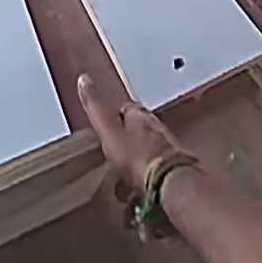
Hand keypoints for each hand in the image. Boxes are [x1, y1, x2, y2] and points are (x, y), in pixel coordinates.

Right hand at [77, 73, 194, 189]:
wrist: (171, 184)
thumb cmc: (136, 156)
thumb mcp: (107, 131)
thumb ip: (95, 107)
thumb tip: (83, 78)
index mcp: (139, 114)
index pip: (124, 109)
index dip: (114, 118)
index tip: (107, 128)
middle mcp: (157, 126)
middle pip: (140, 126)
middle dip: (130, 135)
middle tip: (118, 150)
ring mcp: (170, 147)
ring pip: (152, 144)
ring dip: (142, 153)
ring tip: (131, 168)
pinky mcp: (178, 167)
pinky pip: (161, 164)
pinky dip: (153, 169)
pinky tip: (146, 181)